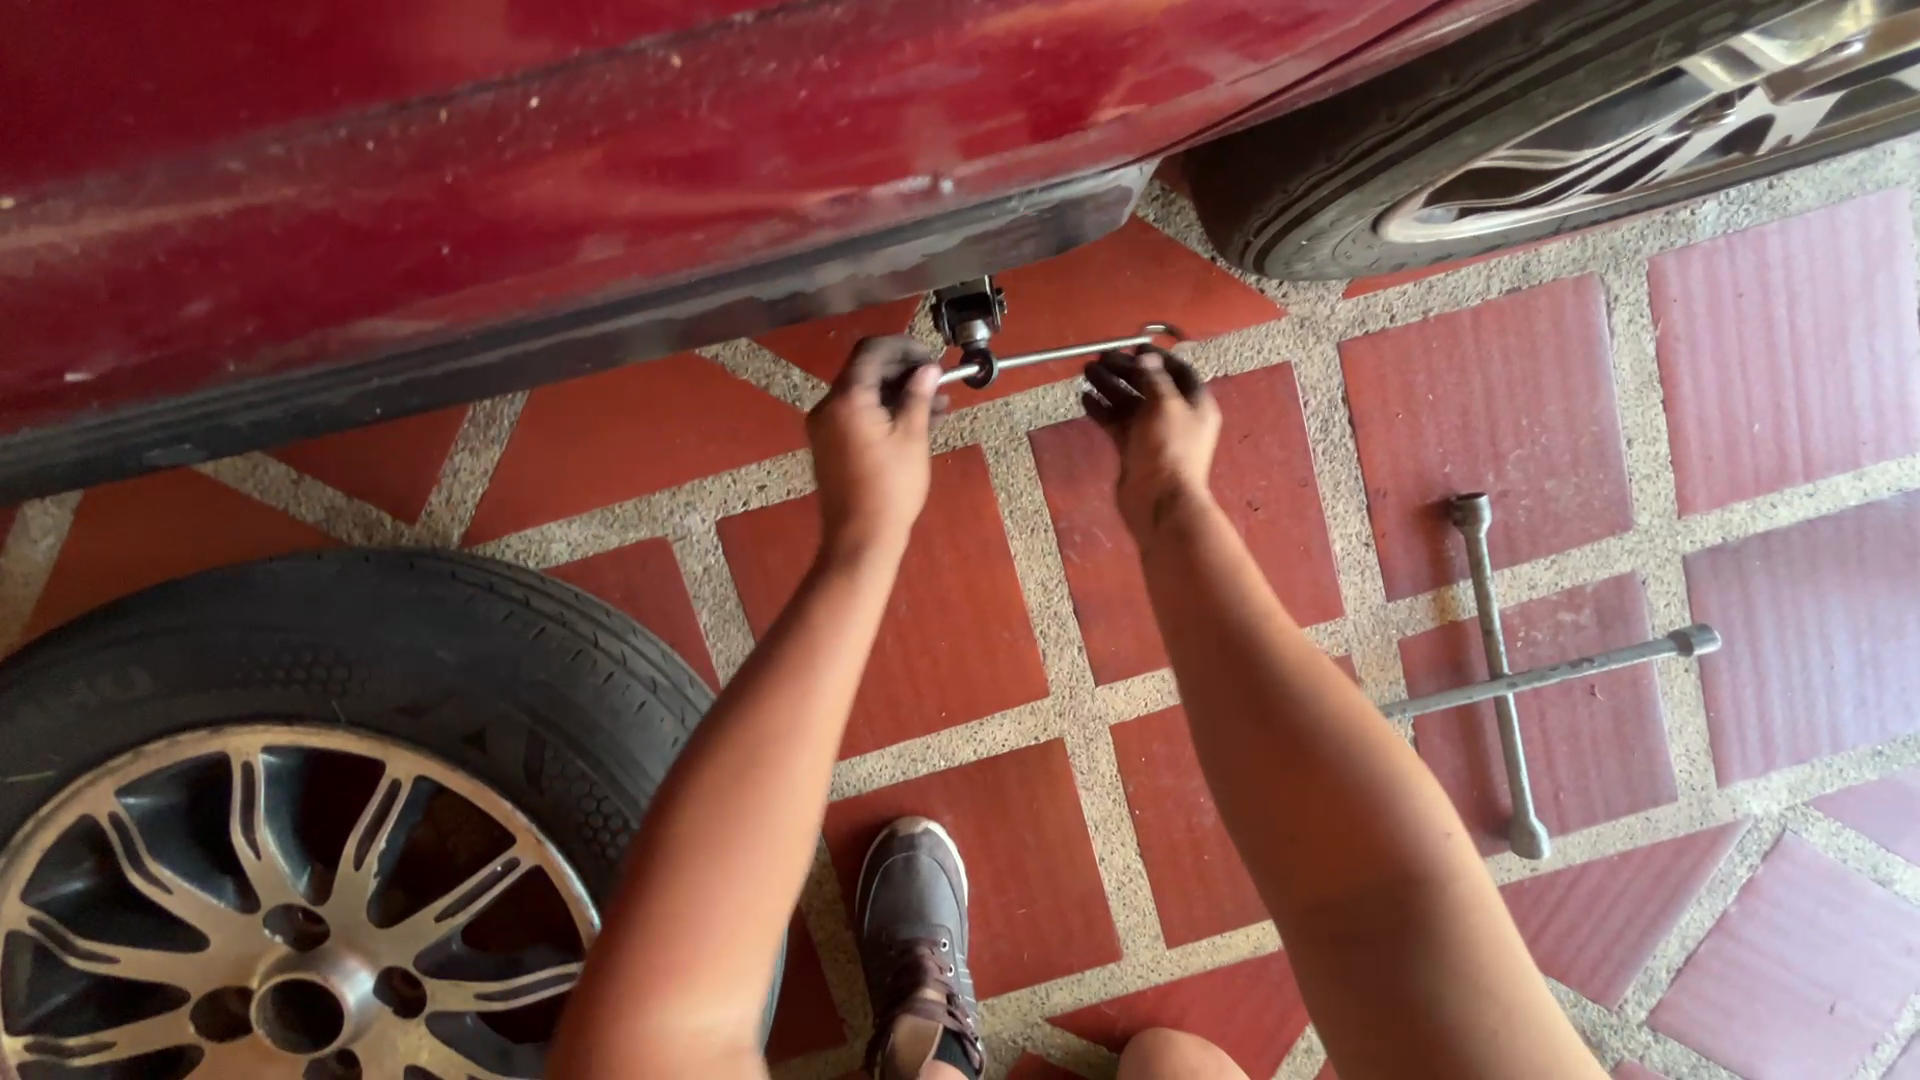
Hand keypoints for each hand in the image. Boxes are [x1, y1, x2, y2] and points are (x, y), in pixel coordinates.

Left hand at [808, 335, 943, 560]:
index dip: (904, 347)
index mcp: (847, 398)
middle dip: (904, 372)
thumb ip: (918, 396)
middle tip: (938, 383)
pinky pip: (857, 415)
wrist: (860, 537)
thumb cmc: (891, 487)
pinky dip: (884, 412)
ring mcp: (825, 426)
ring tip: (938, 407)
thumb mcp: (912, 438)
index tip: (931, 359)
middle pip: (866, 371)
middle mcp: (829, 405)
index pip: (872, 350)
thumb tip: (927, 369)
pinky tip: (916, 423)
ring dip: (898, 395)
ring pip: (864, 395)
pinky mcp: (830, 444)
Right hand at [1082, 347, 1220, 539]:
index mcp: (1194, 403)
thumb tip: (1146, 356)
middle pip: (1148, 385)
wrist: (1159, 499)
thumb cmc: (1169, 448)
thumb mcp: (1165, 405)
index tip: (1132, 347)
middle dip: (1125, 370)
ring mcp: (1153, 434)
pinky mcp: (1133, 449)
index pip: (1177, 371)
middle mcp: (1175, 416)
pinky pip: (1117, 424)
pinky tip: (1085, 398)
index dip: (1156, 358)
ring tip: (1086, 372)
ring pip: (1130, 403)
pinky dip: (1103, 410)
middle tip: (1100, 358)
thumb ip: (1154, 378)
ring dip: (1109, 387)